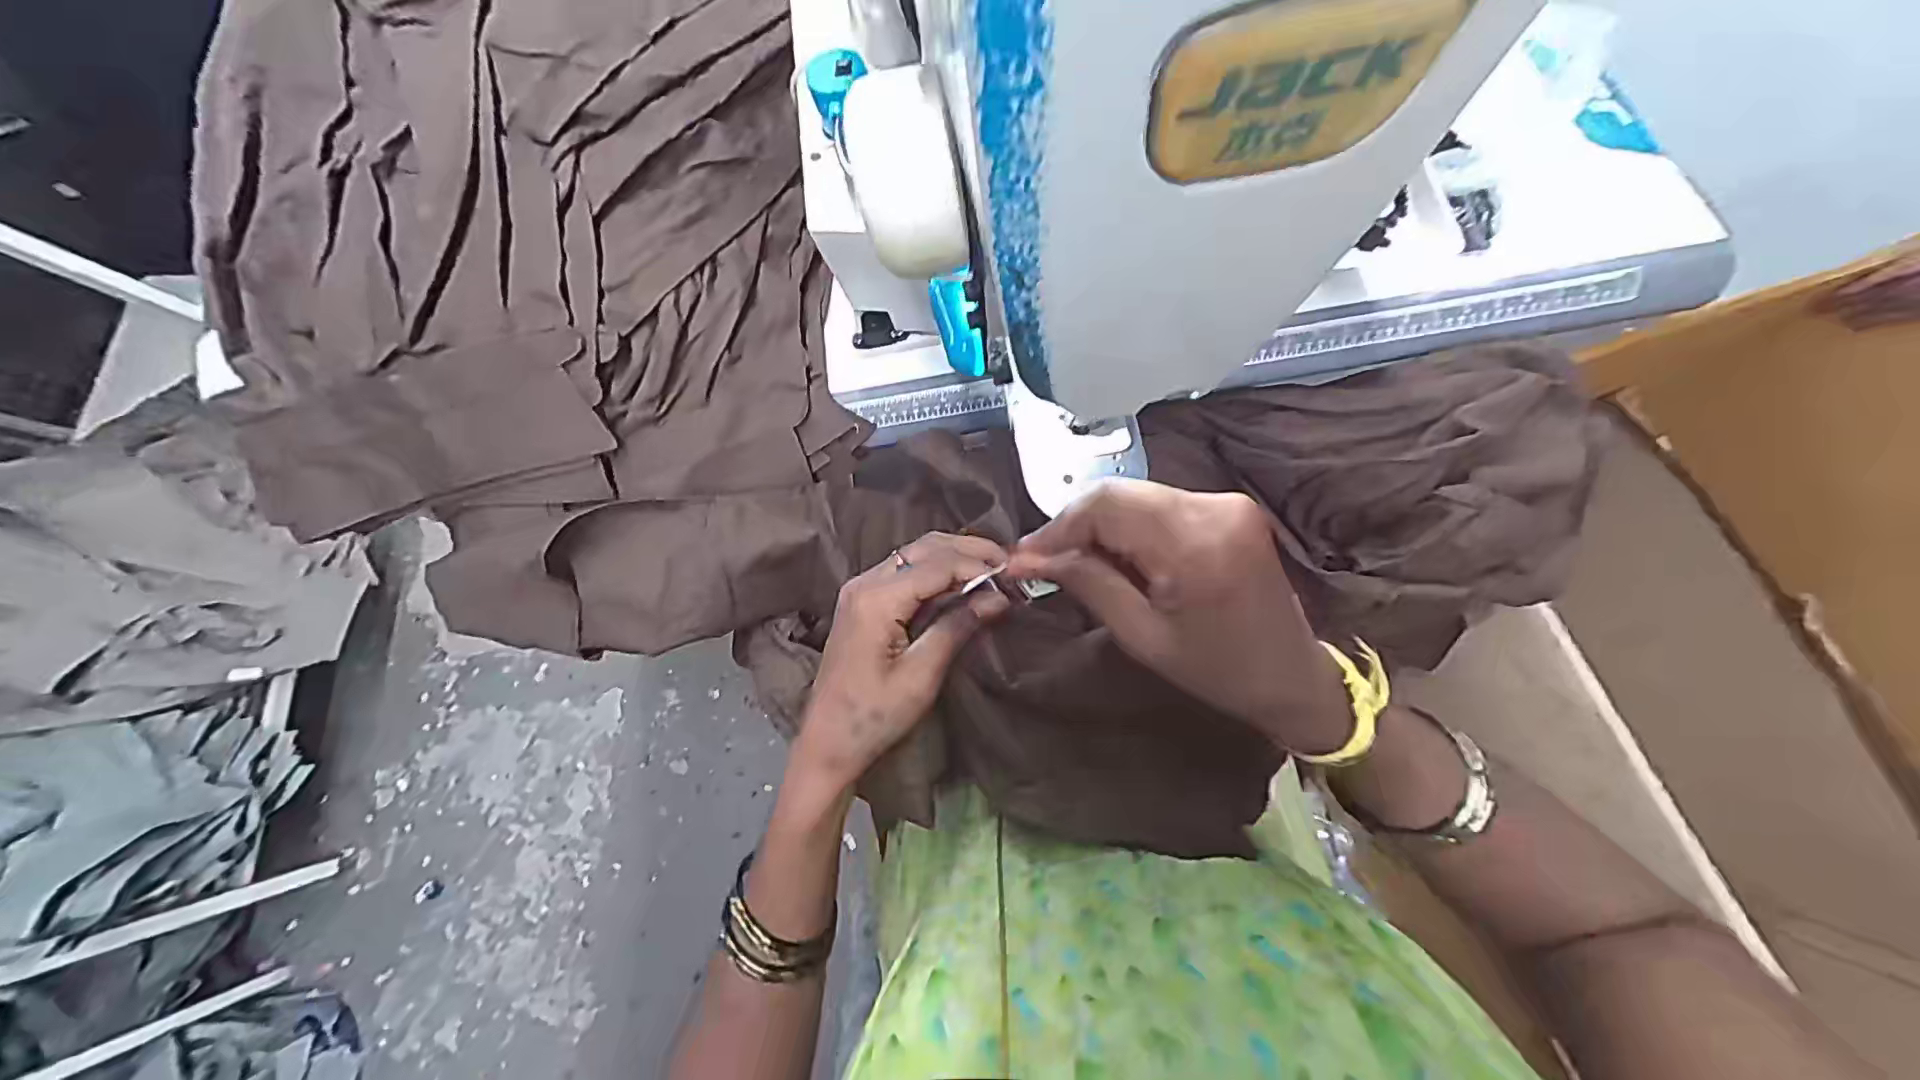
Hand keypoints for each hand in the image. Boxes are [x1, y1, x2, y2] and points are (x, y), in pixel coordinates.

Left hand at [792, 532, 1011, 792]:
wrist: (827, 741)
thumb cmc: (873, 716)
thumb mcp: (921, 675)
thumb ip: (957, 627)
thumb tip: (997, 598)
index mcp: (876, 599)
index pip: (937, 564)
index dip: (978, 565)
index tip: (1011, 575)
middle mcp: (864, 583)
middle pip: (925, 547)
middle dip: (968, 551)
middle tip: (1007, 563)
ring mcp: (860, 589)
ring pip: (915, 554)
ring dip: (954, 557)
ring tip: (992, 571)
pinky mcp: (862, 601)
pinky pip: (904, 571)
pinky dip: (936, 571)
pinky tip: (961, 584)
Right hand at [1005, 479, 1351, 754]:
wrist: (1290, 674)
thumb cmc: (1217, 670)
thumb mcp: (1142, 636)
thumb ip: (1088, 583)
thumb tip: (1031, 557)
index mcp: (1195, 545)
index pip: (1106, 505)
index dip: (1058, 526)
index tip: (1026, 557)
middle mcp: (1214, 508)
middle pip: (1119, 493)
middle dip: (1075, 525)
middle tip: (1047, 562)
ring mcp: (1226, 502)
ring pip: (1135, 495)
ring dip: (1100, 525)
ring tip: (1081, 564)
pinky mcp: (1228, 506)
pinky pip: (1158, 503)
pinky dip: (1128, 525)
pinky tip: (1120, 556)